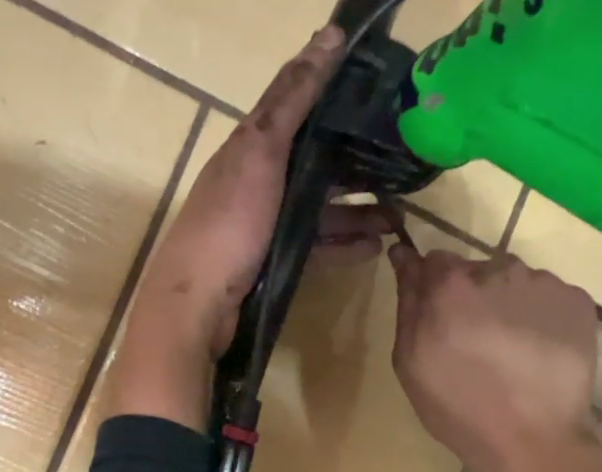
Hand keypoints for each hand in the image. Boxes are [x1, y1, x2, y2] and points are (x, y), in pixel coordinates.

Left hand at [111, 24, 391, 425]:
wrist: (196, 306)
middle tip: (406, 167)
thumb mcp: (260, 151)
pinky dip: (344, 246)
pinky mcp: (271, 264)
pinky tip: (374, 248)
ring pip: (320, 211)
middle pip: (316, 167)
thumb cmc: (227, 223)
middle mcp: (257, 183)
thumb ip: (293, 97)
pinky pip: (315, 248)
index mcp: (250, 148)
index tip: (386, 97)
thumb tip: (330, 35)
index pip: (301, 112)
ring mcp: (263, 227)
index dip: (340, 101)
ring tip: (399, 217)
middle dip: (360, 166)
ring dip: (359, 212)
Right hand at [387, 247, 599, 466]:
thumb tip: (404, 255)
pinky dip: (542, 318)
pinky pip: (550, 298)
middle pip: (478, 270)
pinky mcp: (578, 301)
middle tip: (474, 344)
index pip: (435, 261)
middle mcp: (499, 269)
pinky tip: (537, 354)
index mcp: (451, 284)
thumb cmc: (458, 408)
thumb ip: (407, 303)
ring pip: (516, 282)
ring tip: (510, 352)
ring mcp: (544, 283)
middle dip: (472, 296)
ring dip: (508, 305)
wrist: (532, 439)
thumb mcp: (410, 362)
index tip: (437, 319)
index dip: (433, 289)